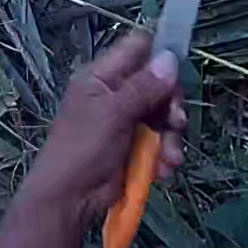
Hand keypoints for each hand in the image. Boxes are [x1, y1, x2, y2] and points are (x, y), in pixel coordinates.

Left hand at [20, 30, 185, 225]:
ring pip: (163, 114)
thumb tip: (170, 57)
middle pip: (158, 83)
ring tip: (169, 156)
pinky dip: (165, 153)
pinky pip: (160, 140)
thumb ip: (143, 87)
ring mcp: (126, 120)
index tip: (178, 70)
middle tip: (175, 121)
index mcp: (102, 76)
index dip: (160, 54)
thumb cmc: (83, 149)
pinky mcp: (134, 145)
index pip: (137, 48)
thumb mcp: (113, 113)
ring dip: (170, 136)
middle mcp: (115, 93)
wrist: (69, 199)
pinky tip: (164, 169)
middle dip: (170, 104)